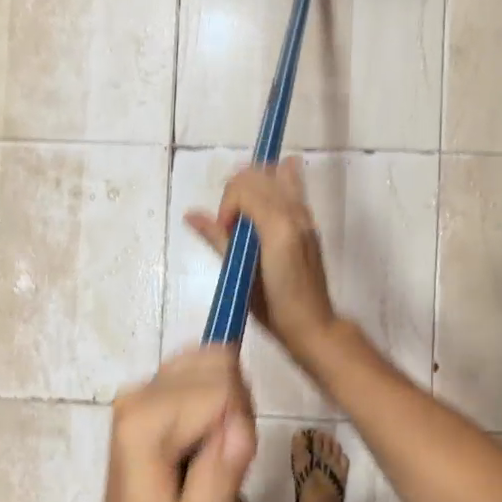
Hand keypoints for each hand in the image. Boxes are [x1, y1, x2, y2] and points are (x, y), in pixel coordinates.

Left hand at [90, 349, 257, 501]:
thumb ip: (218, 479)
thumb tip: (242, 426)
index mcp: (144, 426)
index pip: (221, 389)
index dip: (241, 423)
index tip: (233, 462)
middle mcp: (138, 394)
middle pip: (218, 368)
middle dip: (237, 408)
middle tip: (224, 457)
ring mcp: (140, 385)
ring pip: (214, 361)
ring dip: (228, 399)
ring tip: (213, 446)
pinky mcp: (149, 384)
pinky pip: (202, 366)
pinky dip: (216, 392)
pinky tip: (205, 431)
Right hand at [184, 158, 338, 357]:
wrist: (312, 325)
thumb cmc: (272, 307)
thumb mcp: (239, 275)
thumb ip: (218, 238)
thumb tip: (190, 214)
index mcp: (277, 226)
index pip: (243, 189)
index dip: (227, 206)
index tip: (224, 231)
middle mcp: (294, 214)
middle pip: (257, 176)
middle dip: (236, 192)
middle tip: (231, 224)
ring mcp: (305, 217)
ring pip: (276, 176)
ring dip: (254, 185)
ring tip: (243, 211)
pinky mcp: (309, 224)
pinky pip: (293, 188)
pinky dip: (278, 181)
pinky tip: (269, 189)